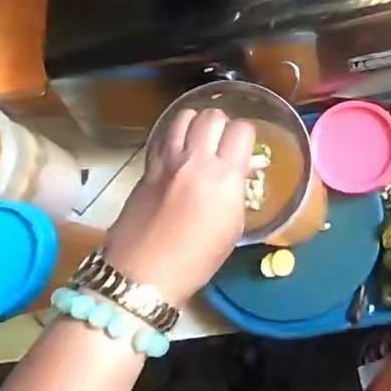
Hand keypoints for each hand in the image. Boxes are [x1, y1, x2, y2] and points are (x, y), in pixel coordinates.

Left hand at [106, 108, 255, 303]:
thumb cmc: (197, 260)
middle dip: (223, 123)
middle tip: (223, 141)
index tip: (246, 147)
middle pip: (212, 116)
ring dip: (196, 122)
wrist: (143, 274)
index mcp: (224, 177)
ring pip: (184, 116)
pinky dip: (174, 135)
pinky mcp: (146, 168)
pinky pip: (163, 136)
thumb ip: (236, 192)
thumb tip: (235, 175)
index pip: (241, 130)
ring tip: (199, 138)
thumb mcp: (233, 227)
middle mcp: (195, 161)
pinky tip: (178, 150)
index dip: (247, 135)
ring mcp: (167, 161)